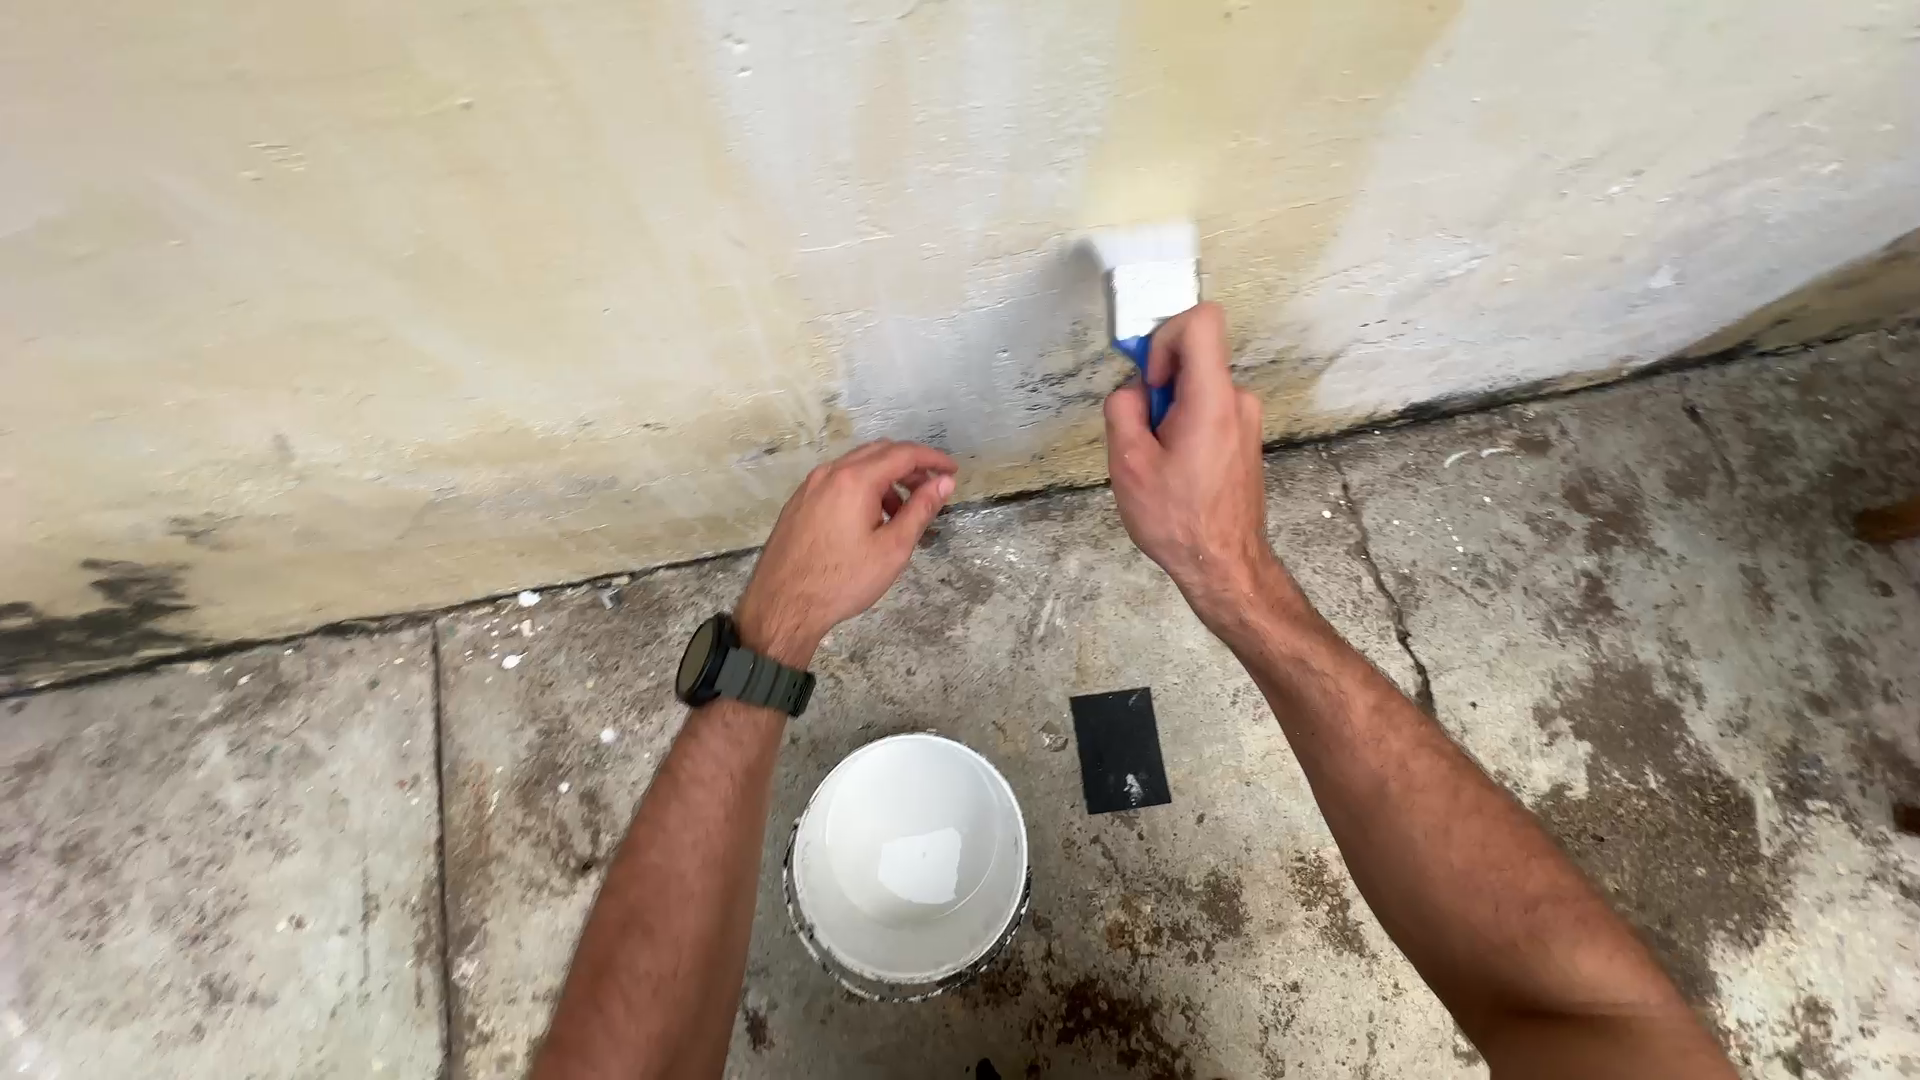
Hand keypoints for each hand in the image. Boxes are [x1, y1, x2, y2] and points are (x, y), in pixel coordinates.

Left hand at [735, 440, 957, 665]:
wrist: (783, 605)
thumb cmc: (843, 580)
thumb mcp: (893, 548)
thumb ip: (921, 510)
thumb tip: (944, 483)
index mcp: (855, 480)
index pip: (903, 454)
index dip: (933, 459)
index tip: (953, 471)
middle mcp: (830, 473)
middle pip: (879, 452)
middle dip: (910, 466)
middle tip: (930, 491)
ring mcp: (810, 486)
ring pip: (857, 466)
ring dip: (886, 478)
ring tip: (900, 514)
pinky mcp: (799, 502)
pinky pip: (838, 481)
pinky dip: (863, 487)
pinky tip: (869, 520)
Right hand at [1103, 302, 1279, 619]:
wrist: (1223, 563)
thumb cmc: (1176, 519)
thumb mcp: (1127, 463)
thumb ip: (1123, 409)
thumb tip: (1133, 391)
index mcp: (1212, 400)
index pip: (1200, 322)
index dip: (1164, 338)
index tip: (1152, 382)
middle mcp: (1238, 401)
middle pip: (1193, 359)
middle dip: (1159, 388)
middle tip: (1144, 439)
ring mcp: (1246, 420)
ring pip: (1196, 389)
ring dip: (1169, 413)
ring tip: (1159, 464)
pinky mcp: (1244, 438)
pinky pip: (1208, 411)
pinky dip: (1184, 428)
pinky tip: (1176, 471)